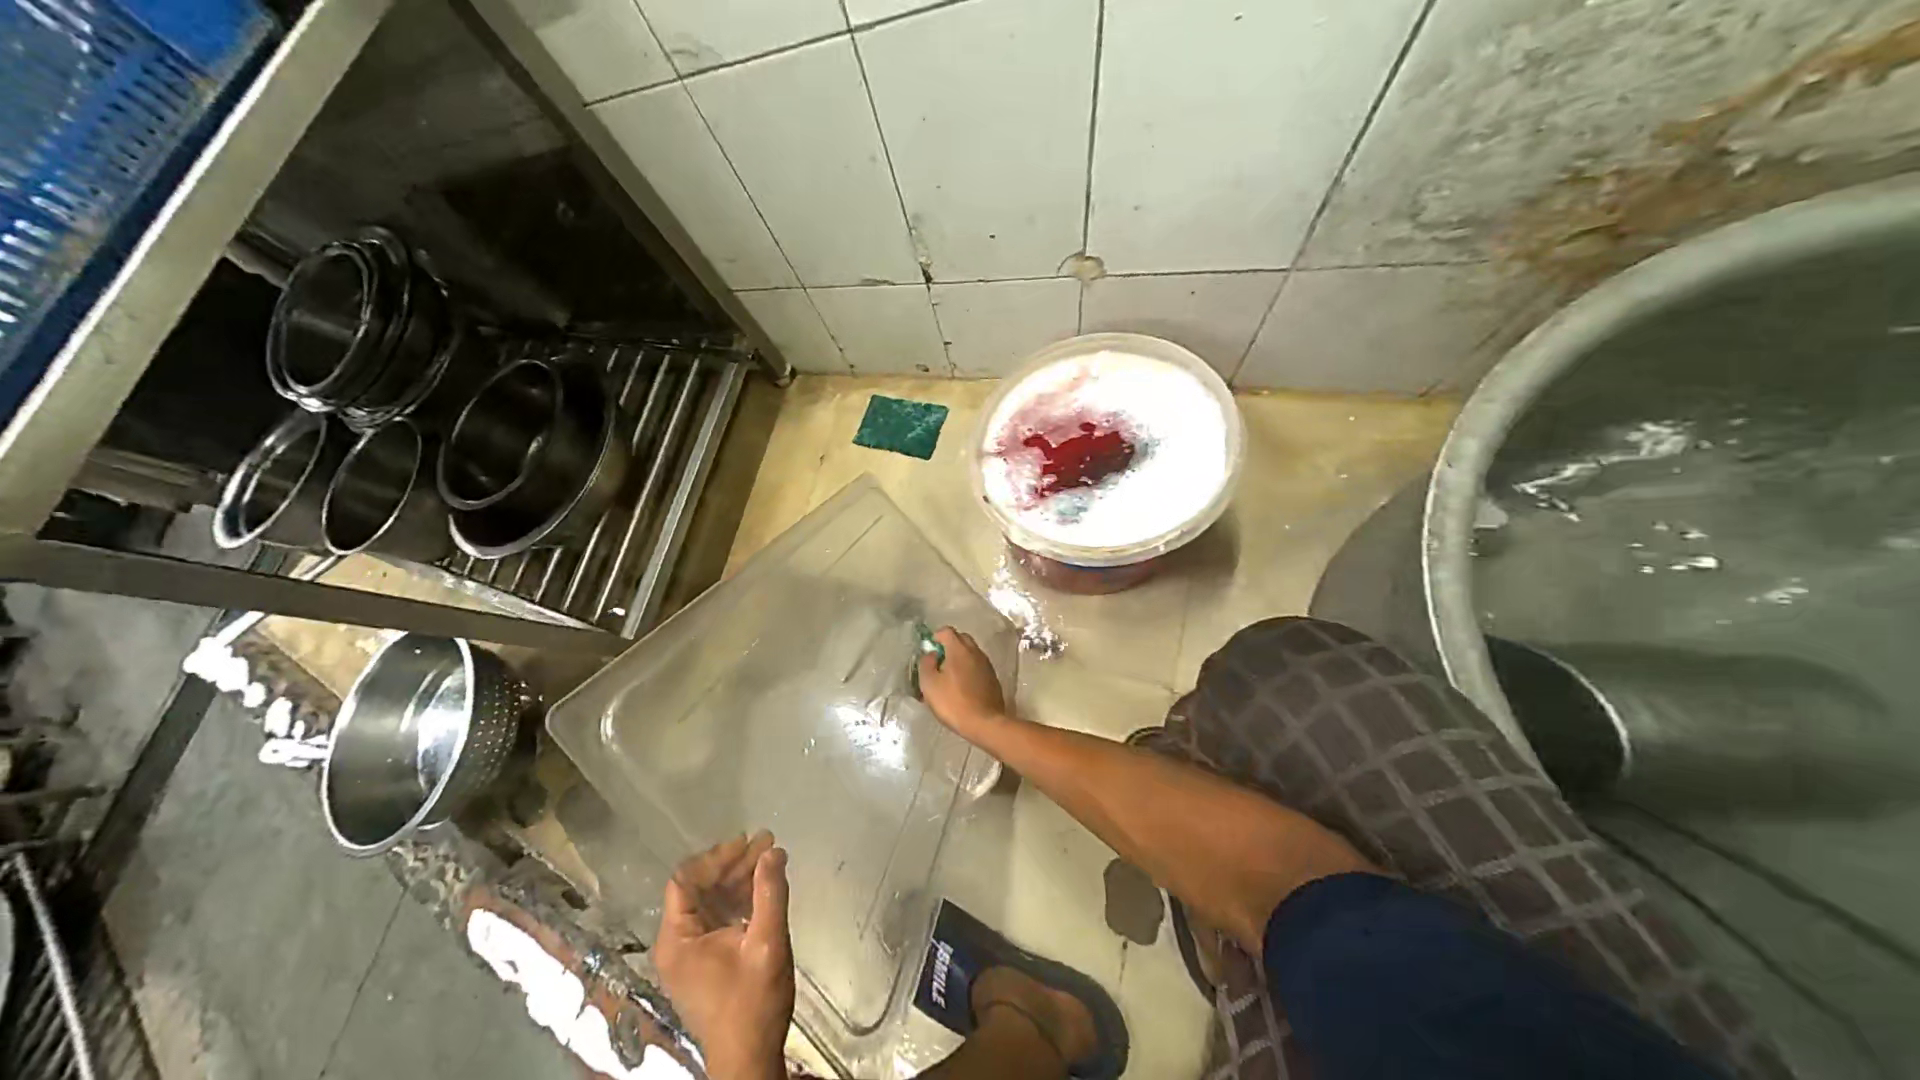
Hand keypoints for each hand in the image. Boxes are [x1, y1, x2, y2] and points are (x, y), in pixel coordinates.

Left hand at [655, 831, 793, 1079]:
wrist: (750, 1057)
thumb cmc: (753, 1002)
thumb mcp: (767, 943)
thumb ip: (769, 893)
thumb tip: (773, 851)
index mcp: (678, 939)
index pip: (686, 880)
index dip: (717, 857)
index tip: (749, 843)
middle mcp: (676, 943)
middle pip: (699, 888)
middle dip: (733, 864)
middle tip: (767, 845)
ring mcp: (690, 954)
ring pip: (710, 902)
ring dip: (739, 880)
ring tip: (770, 859)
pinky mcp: (706, 962)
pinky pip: (718, 919)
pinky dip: (739, 900)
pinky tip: (763, 890)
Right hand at [918, 627, 1007, 734]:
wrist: (984, 723)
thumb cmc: (953, 702)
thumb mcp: (929, 684)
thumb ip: (926, 663)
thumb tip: (932, 654)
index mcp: (959, 649)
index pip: (947, 631)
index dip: (935, 637)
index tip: (929, 650)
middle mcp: (975, 652)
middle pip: (961, 639)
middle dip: (949, 645)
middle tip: (938, 662)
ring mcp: (987, 665)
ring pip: (971, 652)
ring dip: (959, 658)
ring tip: (949, 676)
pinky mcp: (993, 678)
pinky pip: (977, 666)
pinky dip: (968, 669)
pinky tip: (962, 686)